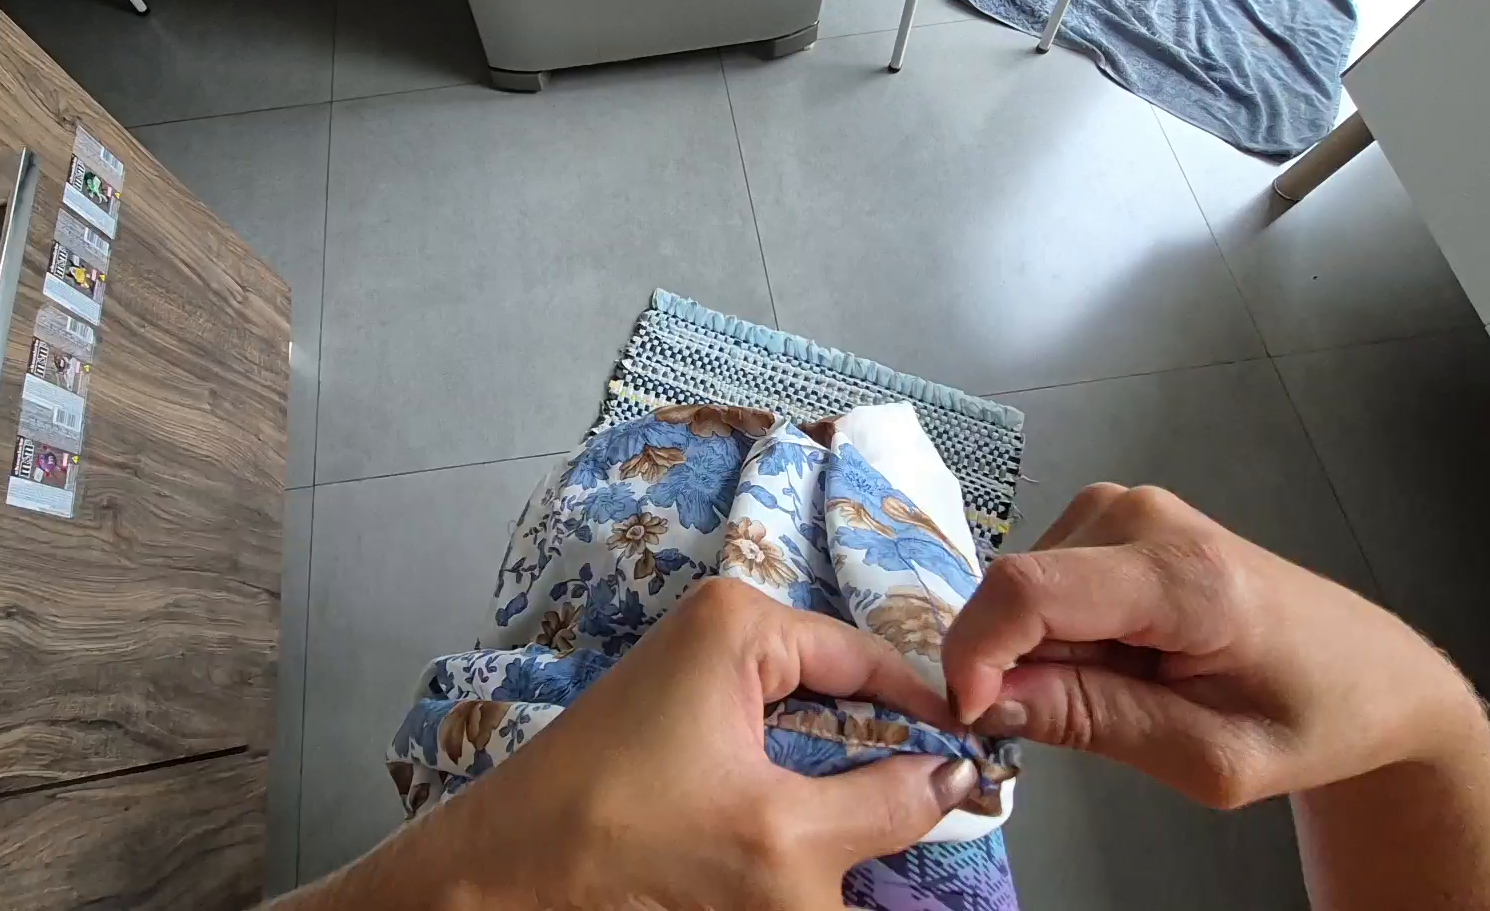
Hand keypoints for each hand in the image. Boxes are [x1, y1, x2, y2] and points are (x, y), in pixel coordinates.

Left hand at [296, 579, 977, 910]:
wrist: (510, 868)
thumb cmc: (644, 840)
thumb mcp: (786, 839)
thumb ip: (883, 806)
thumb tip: (956, 784)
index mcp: (744, 621)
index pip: (864, 657)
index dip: (925, 708)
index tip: (980, 760)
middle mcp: (720, 621)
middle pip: (831, 679)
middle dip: (879, 741)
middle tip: (935, 800)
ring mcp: (692, 656)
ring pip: (798, 706)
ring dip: (836, 761)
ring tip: (877, 814)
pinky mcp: (676, 695)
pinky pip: (760, 720)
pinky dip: (793, 764)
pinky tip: (810, 810)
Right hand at [943, 483, 1488, 807]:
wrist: (1366, 668)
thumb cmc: (1308, 722)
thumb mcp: (1211, 759)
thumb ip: (1092, 720)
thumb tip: (983, 701)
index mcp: (1184, 575)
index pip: (1032, 590)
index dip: (978, 647)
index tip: (968, 713)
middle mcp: (1136, 513)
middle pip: (1020, 591)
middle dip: (1023, 662)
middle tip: (1094, 711)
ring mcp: (1117, 502)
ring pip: (1021, 586)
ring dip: (1042, 646)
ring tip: (1124, 676)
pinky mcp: (1103, 508)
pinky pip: (1037, 575)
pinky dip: (1052, 625)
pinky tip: (1116, 642)